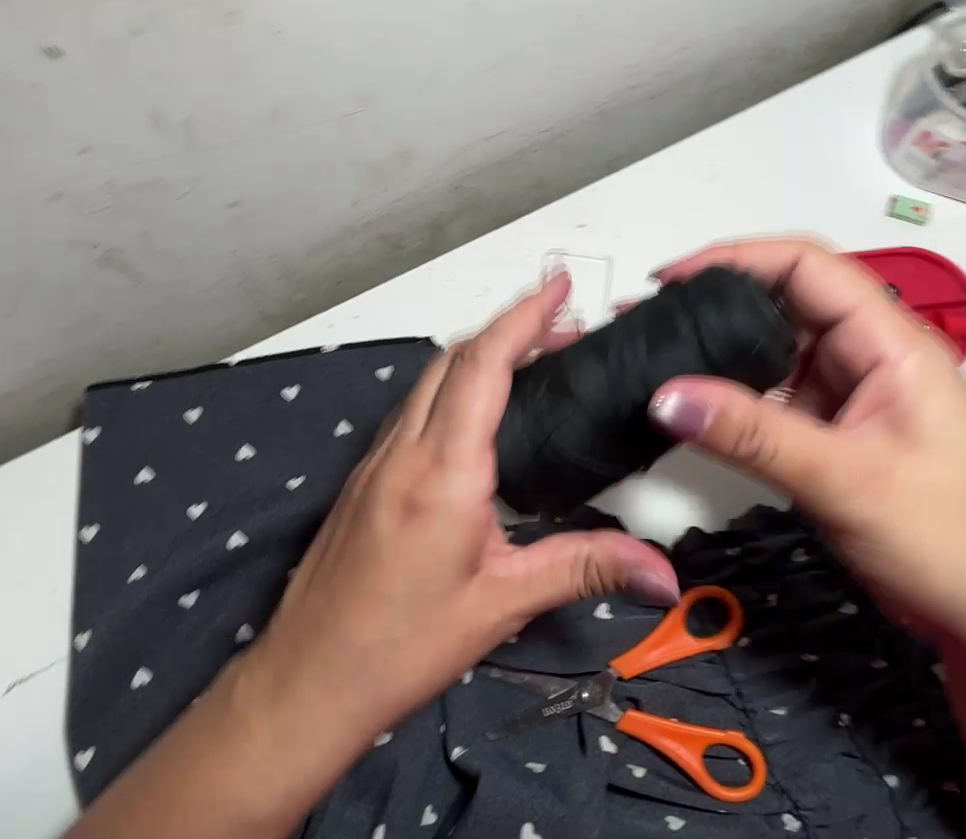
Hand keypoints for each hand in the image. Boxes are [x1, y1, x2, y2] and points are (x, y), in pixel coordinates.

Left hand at [246, 273, 680, 743]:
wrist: (306, 680)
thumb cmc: (398, 646)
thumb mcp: (500, 604)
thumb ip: (582, 568)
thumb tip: (659, 569)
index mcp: (441, 471)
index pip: (484, 365)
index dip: (524, 316)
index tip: (557, 286)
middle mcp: (402, 450)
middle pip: (453, 359)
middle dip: (507, 328)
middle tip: (559, 326)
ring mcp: (374, 460)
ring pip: (427, 380)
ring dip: (476, 356)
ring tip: (527, 360)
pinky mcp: (362, 478)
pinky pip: (410, 410)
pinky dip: (449, 389)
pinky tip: (474, 416)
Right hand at [644, 238, 965, 649]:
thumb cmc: (952, 543)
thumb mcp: (845, 481)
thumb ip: (750, 435)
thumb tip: (663, 396)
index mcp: (892, 344)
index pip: (808, 267)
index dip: (736, 258)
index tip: (671, 280)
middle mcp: (872, 357)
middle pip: (787, 302)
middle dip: (717, 302)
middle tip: (650, 319)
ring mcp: (856, 396)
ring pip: (779, 352)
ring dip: (722, 352)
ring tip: (661, 356)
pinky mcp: (840, 433)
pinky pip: (779, 398)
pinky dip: (736, 397)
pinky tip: (698, 405)